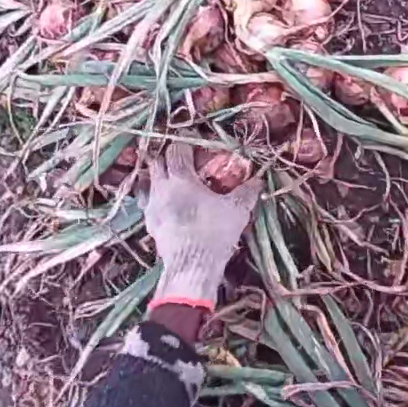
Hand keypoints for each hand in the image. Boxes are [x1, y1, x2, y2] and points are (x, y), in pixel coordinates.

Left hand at [144, 144, 259, 310]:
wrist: (191, 266)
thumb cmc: (214, 232)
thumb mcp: (237, 210)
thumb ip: (246, 192)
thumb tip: (258, 180)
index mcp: (180, 178)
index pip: (176, 150)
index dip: (184, 143)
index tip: (193, 141)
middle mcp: (161, 188)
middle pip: (158, 163)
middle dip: (169, 157)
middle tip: (183, 159)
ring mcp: (151, 207)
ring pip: (150, 183)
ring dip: (160, 178)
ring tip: (174, 182)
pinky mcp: (150, 225)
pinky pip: (149, 204)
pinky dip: (158, 200)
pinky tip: (170, 207)